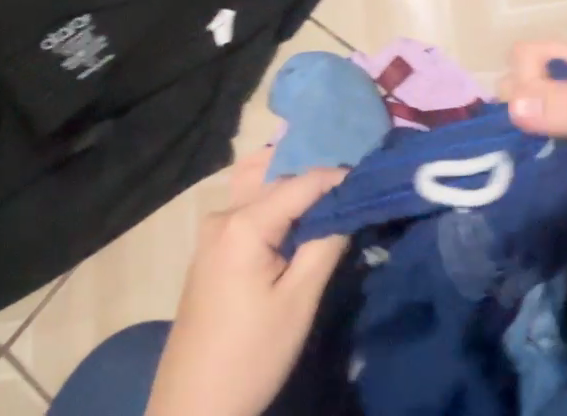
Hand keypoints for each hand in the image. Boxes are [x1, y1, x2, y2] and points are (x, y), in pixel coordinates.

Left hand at [145, 150, 347, 415]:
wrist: (193, 406)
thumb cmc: (251, 354)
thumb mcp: (299, 300)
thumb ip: (326, 243)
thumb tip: (350, 204)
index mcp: (244, 223)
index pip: (303, 181)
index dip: (341, 176)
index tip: (373, 178)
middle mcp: (223, 214)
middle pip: (279, 177)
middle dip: (318, 174)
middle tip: (357, 179)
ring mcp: (212, 230)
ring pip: (260, 186)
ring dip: (294, 180)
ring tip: (332, 189)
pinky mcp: (212, 248)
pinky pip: (249, 206)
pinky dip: (277, 200)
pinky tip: (302, 212)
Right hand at [505, 41, 566, 265]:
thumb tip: (512, 102)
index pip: (532, 54)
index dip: (524, 78)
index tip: (529, 112)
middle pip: (517, 88)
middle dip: (511, 112)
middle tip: (528, 145)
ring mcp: (562, 136)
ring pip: (515, 126)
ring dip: (507, 144)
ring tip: (512, 167)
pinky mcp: (555, 173)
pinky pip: (520, 162)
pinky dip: (512, 170)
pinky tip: (509, 183)